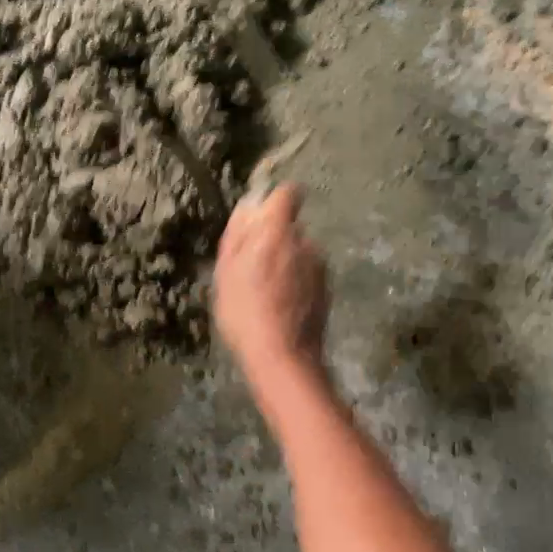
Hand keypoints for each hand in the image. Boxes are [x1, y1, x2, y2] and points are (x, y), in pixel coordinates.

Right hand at [214, 183, 328, 385]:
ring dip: (283, 261)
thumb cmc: (245, 312)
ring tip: (263, 291)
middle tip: (249, 266)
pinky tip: (279, 304)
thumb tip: (248, 208)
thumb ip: (238, 233)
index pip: (287, 193)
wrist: (283, 358)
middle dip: (272, 238)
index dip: (273, 200)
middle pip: (289, 226)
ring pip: (298, 251)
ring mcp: (320, 266)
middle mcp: (305, 241)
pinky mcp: (326, 289)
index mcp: (278, 231)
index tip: (259, 218)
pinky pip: (306, 272)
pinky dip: (294, 280)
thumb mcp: (226, 271)